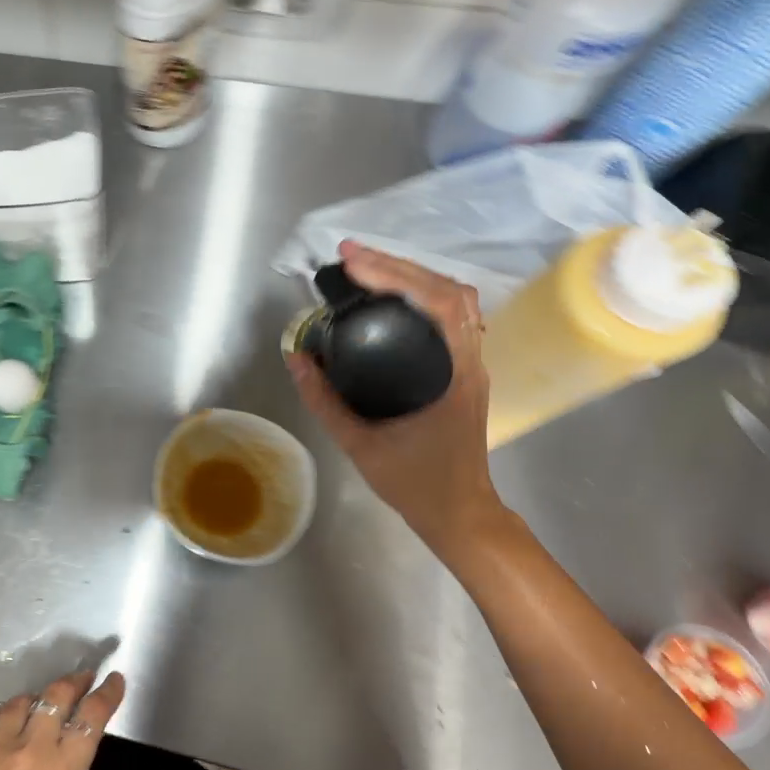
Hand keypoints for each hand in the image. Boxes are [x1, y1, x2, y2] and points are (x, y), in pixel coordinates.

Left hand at [0, 670, 125, 769]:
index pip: (90, 720)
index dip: (107, 695)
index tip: (114, 681)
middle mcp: (25, 751)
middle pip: (55, 697)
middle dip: (74, 681)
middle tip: (85, 675)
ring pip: (19, 702)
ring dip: (37, 696)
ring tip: (44, 700)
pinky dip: (0, 712)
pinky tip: (2, 720)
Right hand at [286, 241, 505, 549]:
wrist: (459, 512)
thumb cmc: (414, 482)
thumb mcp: (359, 444)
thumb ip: (325, 401)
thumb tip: (297, 359)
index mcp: (454, 373)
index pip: (436, 302)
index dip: (395, 274)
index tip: (353, 264)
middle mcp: (470, 359)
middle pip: (447, 289)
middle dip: (397, 265)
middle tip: (350, 256)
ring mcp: (472, 363)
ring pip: (454, 299)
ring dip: (412, 276)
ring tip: (368, 269)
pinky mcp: (464, 371)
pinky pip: (451, 317)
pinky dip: (421, 296)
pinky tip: (392, 301)